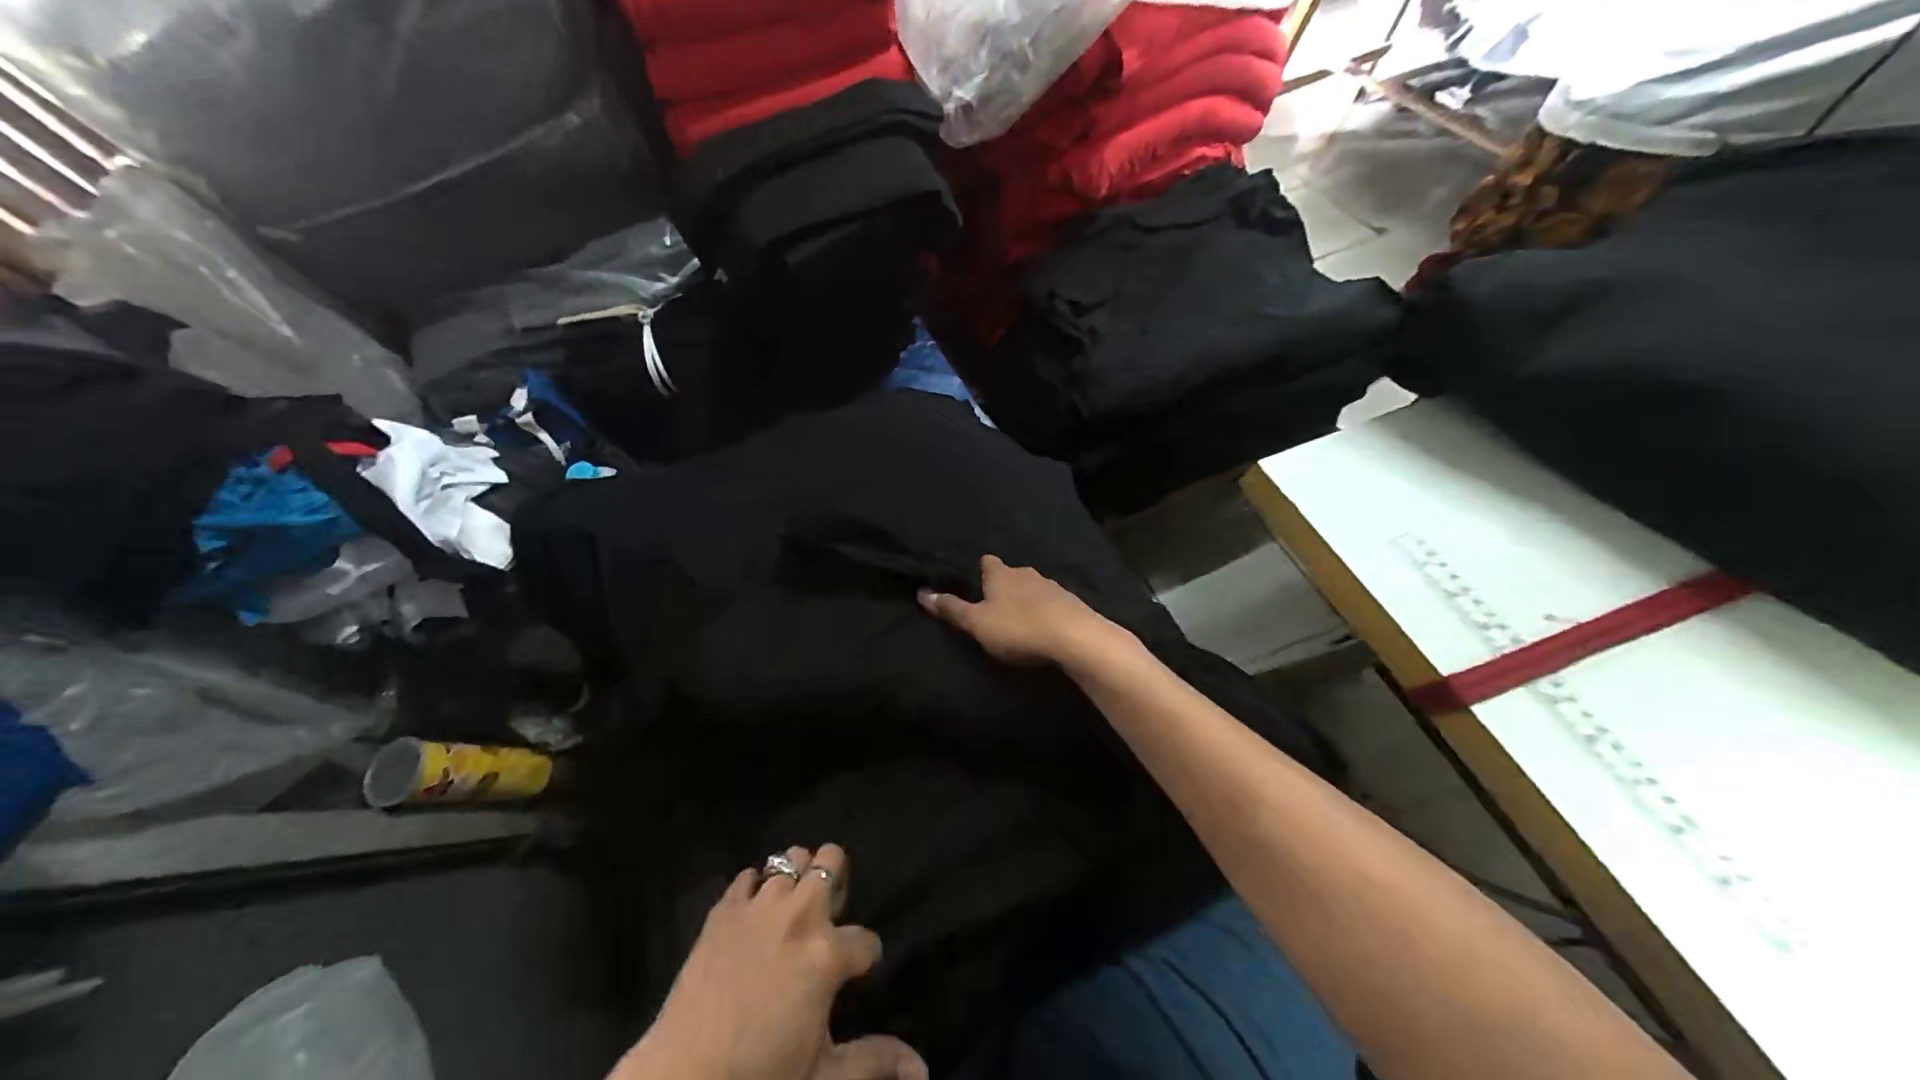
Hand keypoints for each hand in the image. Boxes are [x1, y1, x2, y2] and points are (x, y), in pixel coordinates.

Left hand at [612, 845, 925, 1079]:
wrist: (682, 1078)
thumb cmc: (761, 1075)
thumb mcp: (825, 1075)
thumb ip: (875, 1060)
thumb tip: (922, 1068)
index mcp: (828, 954)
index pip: (867, 940)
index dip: (867, 958)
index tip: (856, 973)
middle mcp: (799, 915)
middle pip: (830, 861)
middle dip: (837, 879)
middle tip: (829, 915)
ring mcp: (758, 907)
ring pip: (791, 858)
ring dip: (799, 876)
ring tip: (794, 905)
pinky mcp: (723, 911)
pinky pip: (746, 876)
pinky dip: (755, 886)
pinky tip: (754, 911)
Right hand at [918, 555, 1133, 667]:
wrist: (1075, 638)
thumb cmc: (1018, 628)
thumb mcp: (977, 624)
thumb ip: (952, 610)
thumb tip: (923, 593)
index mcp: (1001, 574)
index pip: (986, 562)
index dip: (979, 570)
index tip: (973, 580)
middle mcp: (1026, 573)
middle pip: (1010, 574)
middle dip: (1003, 586)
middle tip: (992, 604)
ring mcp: (1052, 586)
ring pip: (1032, 588)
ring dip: (1025, 599)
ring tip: (1018, 618)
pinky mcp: (1071, 603)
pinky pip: (1051, 603)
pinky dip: (1044, 611)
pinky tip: (1043, 625)